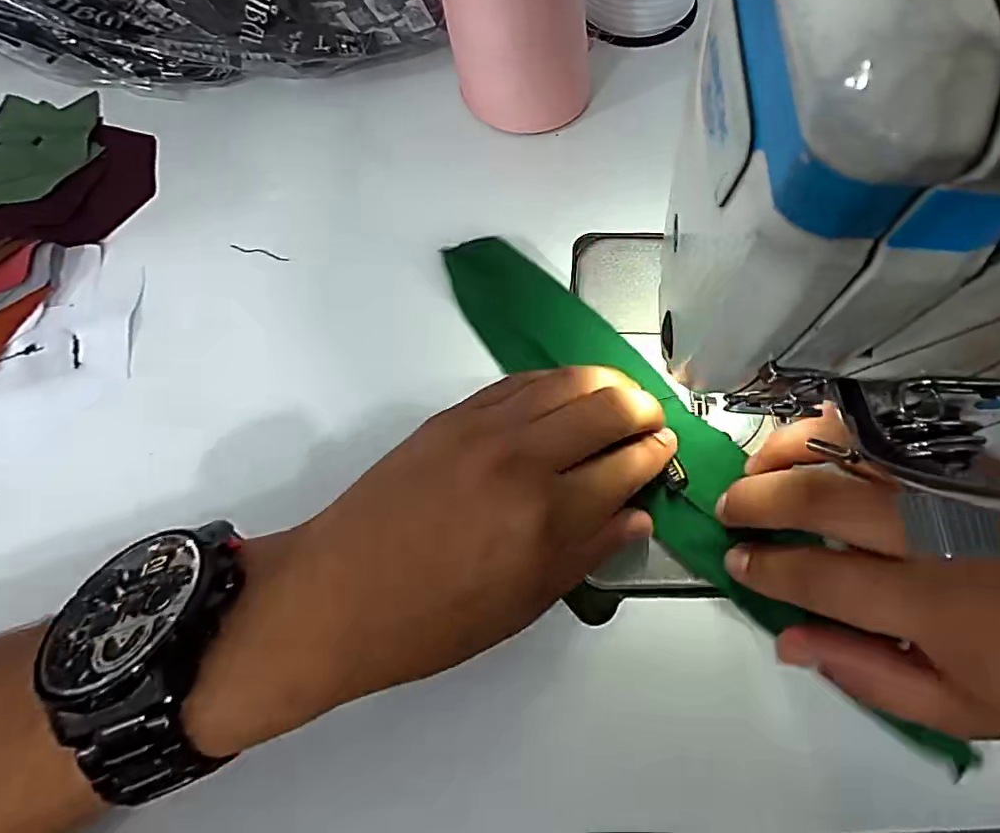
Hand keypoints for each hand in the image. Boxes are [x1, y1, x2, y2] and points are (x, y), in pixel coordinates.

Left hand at [185, 367, 671, 753]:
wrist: (334, 595)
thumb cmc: (432, 619)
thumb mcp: (523, 602)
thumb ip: (589, 551)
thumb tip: (637, 514)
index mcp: (545, 516)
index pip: (626, 464)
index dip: (656, 453)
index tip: (666, 450)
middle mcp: (523, 458)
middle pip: (609, 406)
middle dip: (644, 409)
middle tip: (652, 422)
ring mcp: (486, 427)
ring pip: (569, 380)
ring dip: (608, 382)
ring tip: (622, 396)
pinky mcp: (456, 414)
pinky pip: (523, 381)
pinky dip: (559, 380)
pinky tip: (569, 391)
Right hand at [718, 408, 999, 743]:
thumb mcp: (952, 707)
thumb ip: (862, 670)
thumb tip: (789, 639)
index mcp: (926, 603)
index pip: (819, 574)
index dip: (766, 566)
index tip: (735, 561)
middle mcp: (929, 533)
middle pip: (821, 496)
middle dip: (759, 499)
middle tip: (727, 508)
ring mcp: (947, 488)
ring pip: (849, 448)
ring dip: (789, 452)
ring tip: (757, 468)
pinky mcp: (965, 465)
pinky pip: (886, 436)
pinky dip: (835, 433)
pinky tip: (812, 444)